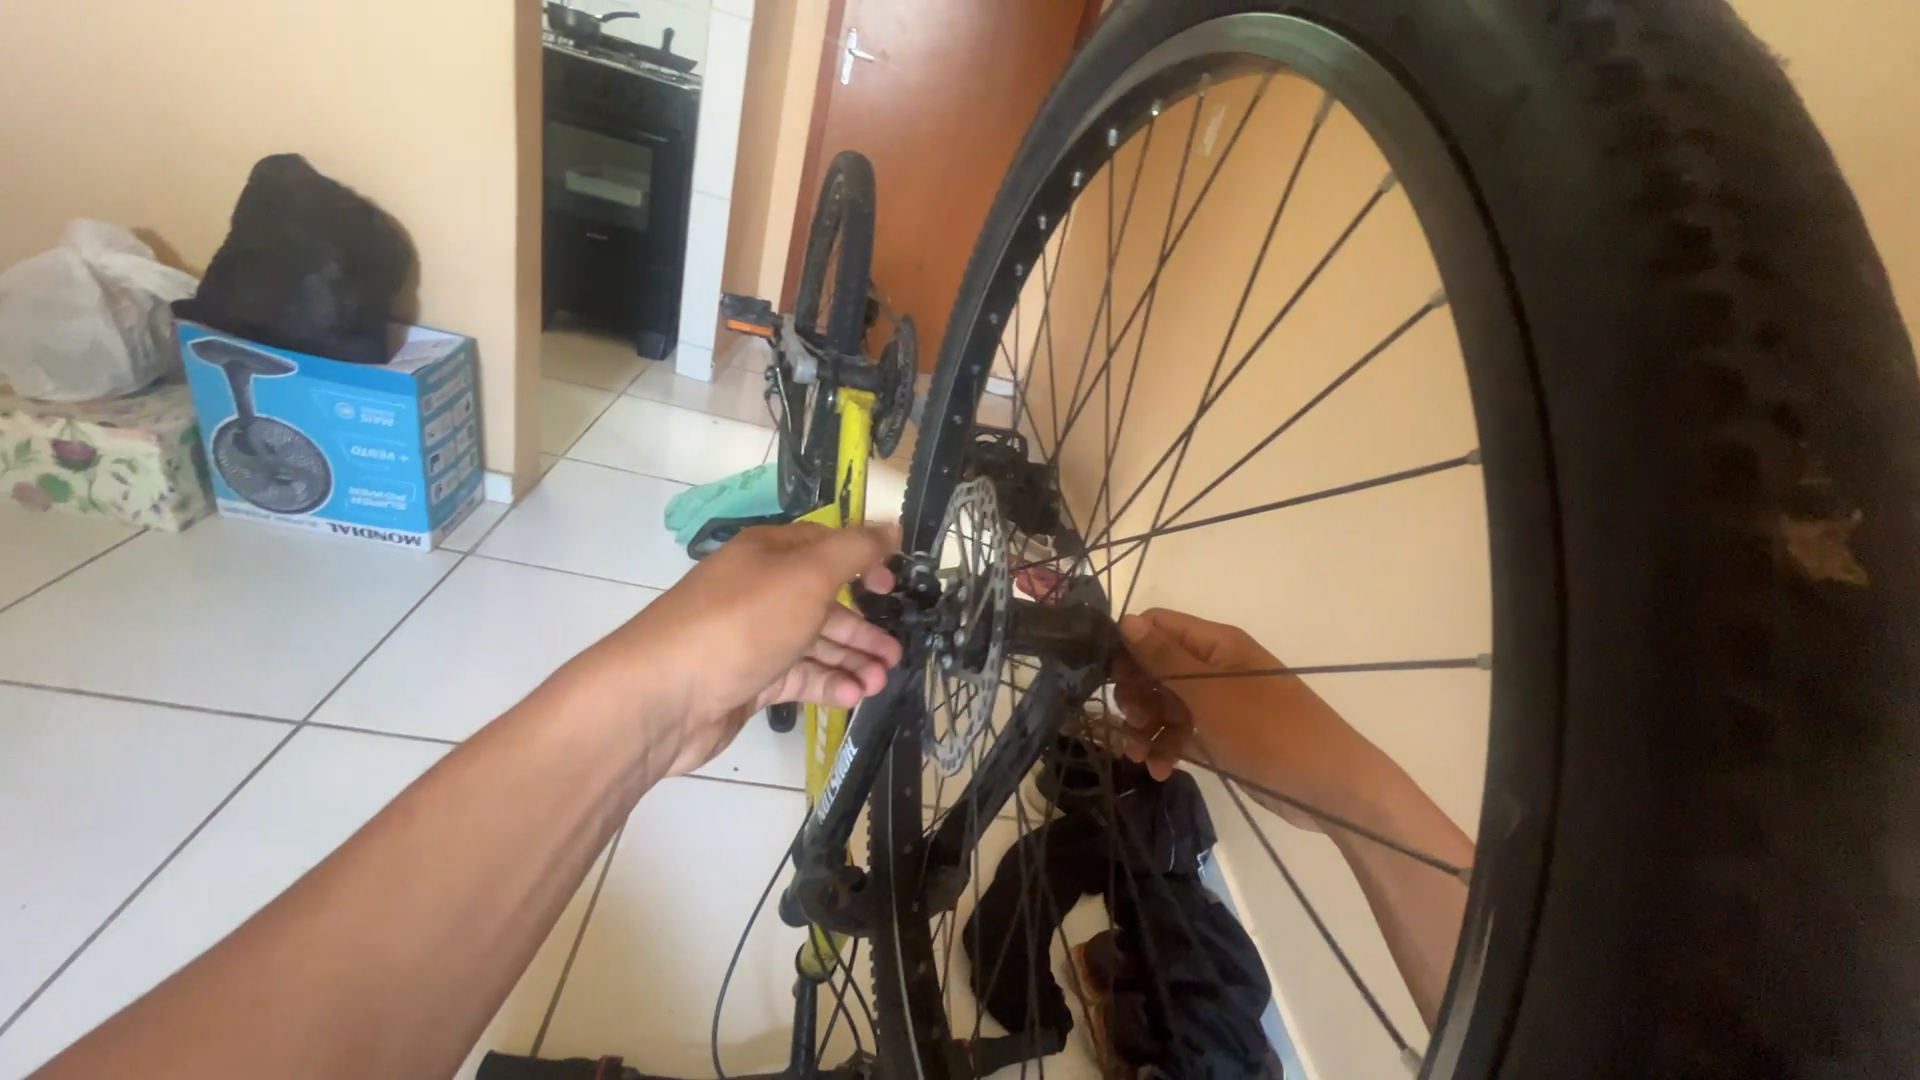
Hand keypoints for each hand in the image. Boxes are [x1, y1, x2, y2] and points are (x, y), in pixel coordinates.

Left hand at [577, 523, 902, 776]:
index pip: (826, 548)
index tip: (893, 587)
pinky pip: (797, 677)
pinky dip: (827, 685)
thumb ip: (856, 551)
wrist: (662, 695)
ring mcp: (753, 638)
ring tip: (880, 682)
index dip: (864, 563)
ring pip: (814, 644)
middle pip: (824, 602)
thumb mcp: (807, 575)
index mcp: (769, 554)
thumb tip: (892, 526)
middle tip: (896, 652)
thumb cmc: (742, 622)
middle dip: (863, 627)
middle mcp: (761, 591)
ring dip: (851, 660)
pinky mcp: (748, 680)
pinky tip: (852, 697)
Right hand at [1114, 609, 1383, 830]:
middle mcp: (1214, 669)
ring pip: (1164, 704)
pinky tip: (1158, 770)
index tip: (1110, 677)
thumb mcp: (1210, 692)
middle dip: (1134, 692)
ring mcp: (1217, 705)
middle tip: (1130, 718)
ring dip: (1145, 726)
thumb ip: (1164, 658)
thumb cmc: (1269, 730)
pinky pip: (1180, 735)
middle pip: (1155, 667)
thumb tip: (1125, 620)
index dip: (1129, 646)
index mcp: (1215, 645)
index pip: (1157, 626)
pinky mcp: (1221, 738)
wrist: (1330, 788)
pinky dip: (1165, 749)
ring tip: (1137, 753)